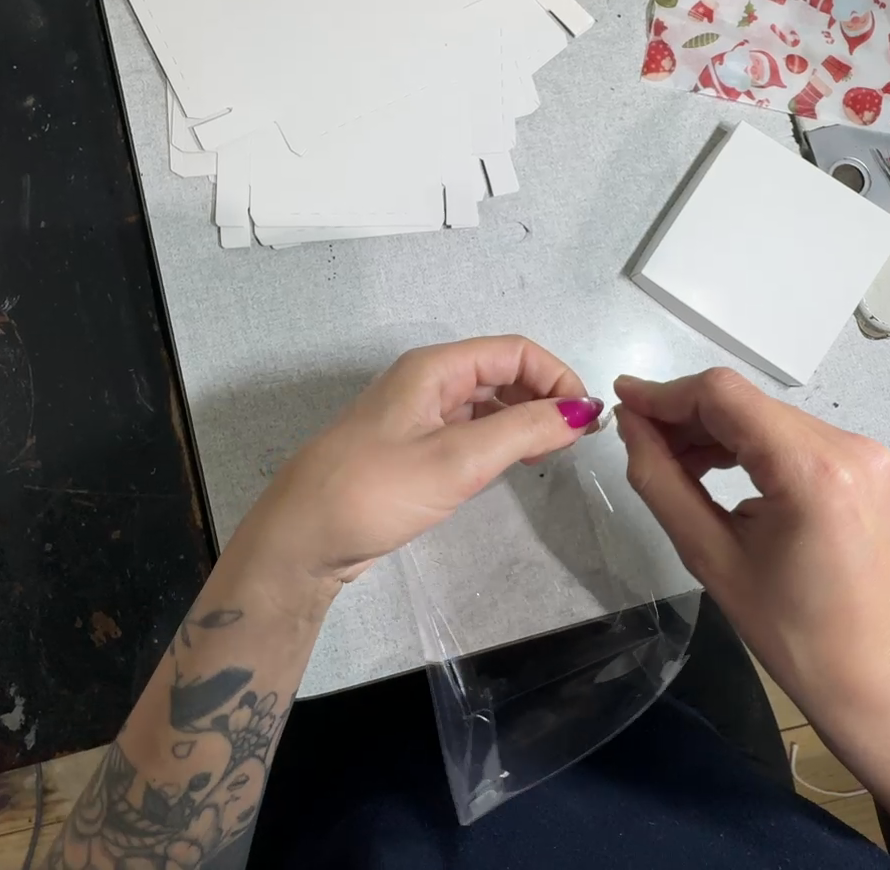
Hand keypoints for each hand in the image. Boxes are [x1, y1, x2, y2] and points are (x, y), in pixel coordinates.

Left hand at [232, 336, 602, 587]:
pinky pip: (468, 430)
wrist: (304, 538)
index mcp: (435, 368)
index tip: (585, 420)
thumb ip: (524, 430)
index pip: (515, 351)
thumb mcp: (458, 459)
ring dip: (523, 420)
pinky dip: (498, 441)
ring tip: (549, 454)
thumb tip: (582, 410)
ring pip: (486, 403)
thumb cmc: (378, 489)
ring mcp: (419, 415)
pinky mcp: (414, 448)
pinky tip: (512, 464)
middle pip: (502, 373)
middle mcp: (428, 382)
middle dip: (544, 398)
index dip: (557, 377)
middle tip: (573, 443)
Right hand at [613, 370, 889, 737]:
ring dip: (711, 430)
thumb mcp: (710, 557)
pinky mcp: (866, 466)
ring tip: (671, 465)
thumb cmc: (792, 638)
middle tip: (638, 445)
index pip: (723, 396)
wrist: (881, 689)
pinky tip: (715, 470)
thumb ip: (660, 480)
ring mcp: (865, 453)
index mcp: (814, 470)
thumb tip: (629, 422)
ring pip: (763, 415)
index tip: (620, 402)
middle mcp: (849, 445)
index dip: (664, 393)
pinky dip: (744, 444)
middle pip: (743, 402)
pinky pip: (788, 435)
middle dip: (683, 416)